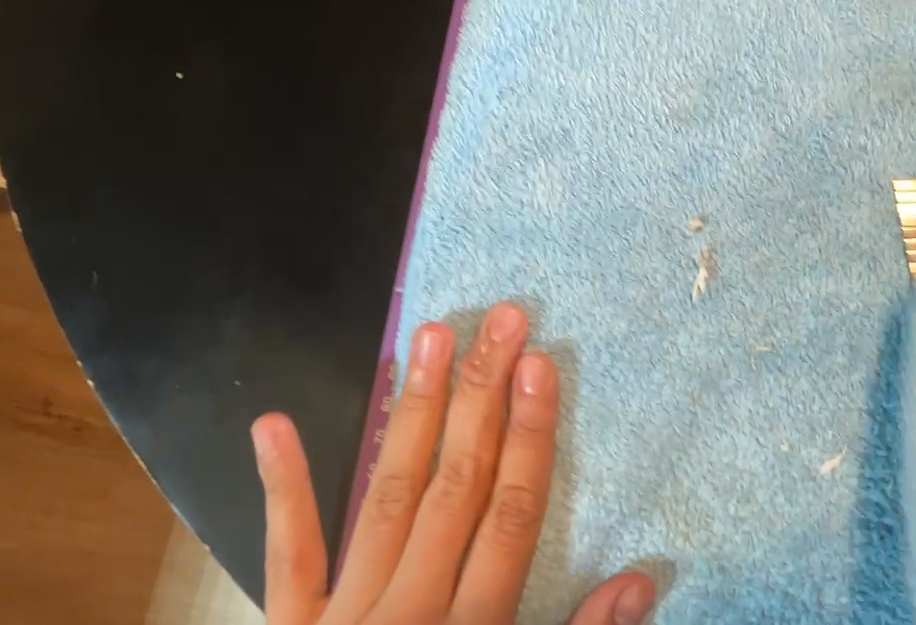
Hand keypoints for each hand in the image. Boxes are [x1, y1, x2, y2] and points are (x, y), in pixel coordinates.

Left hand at [252, 302, 655, 624]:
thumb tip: (641, 578)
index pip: (510, 518)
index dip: (529, 436)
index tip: (540, 363)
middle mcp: (407, 612)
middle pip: (455, 487)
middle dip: (483, 398)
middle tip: (502, 320)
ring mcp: (342, 618)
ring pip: (388, 496)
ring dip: (414, 412)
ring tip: (432, 335)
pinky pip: (287, 557)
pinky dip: (284, 489)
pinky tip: (273, 420)